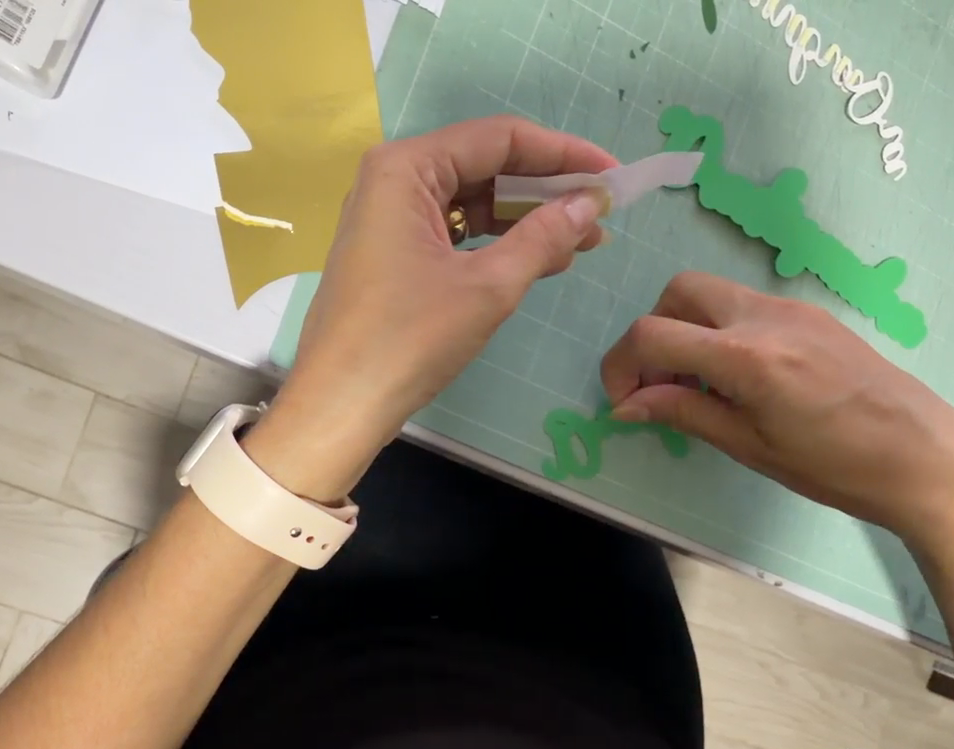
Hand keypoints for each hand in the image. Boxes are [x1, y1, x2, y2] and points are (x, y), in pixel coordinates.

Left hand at [252, 117, 615, 496]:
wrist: (341, 404)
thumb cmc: (410, 340)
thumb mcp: (488, 287)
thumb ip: (543, 237)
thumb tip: (590, 204)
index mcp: (407, 169)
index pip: (499, 139)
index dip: (563, 154)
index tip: (612, 176)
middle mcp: (392, 181)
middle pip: (483, 168)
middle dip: (544, 192)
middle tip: (599, 216)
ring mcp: (386, 220)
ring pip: (468, 205)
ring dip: (522, 222)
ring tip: (578, 244)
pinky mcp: (389, 257)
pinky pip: (451, 235)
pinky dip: (492, 246)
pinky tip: (534, 261)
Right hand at [599, 272, 953, 548]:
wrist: (924, 455)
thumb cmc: (834, 466)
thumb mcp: (749, 446)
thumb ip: (684, 413)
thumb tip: (628, 405)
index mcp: (745, 356)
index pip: (652, 334)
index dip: (620, 366)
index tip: (624, 405)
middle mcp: (764, 316)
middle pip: (678, 293)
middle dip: (653, 334)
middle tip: (660, 386)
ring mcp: (792, 308)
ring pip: (712, 294)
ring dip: (686, 331)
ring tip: (699, 388)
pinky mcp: (811, 315)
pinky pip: (745, 307)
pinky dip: (720, 332)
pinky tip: (738, 381)